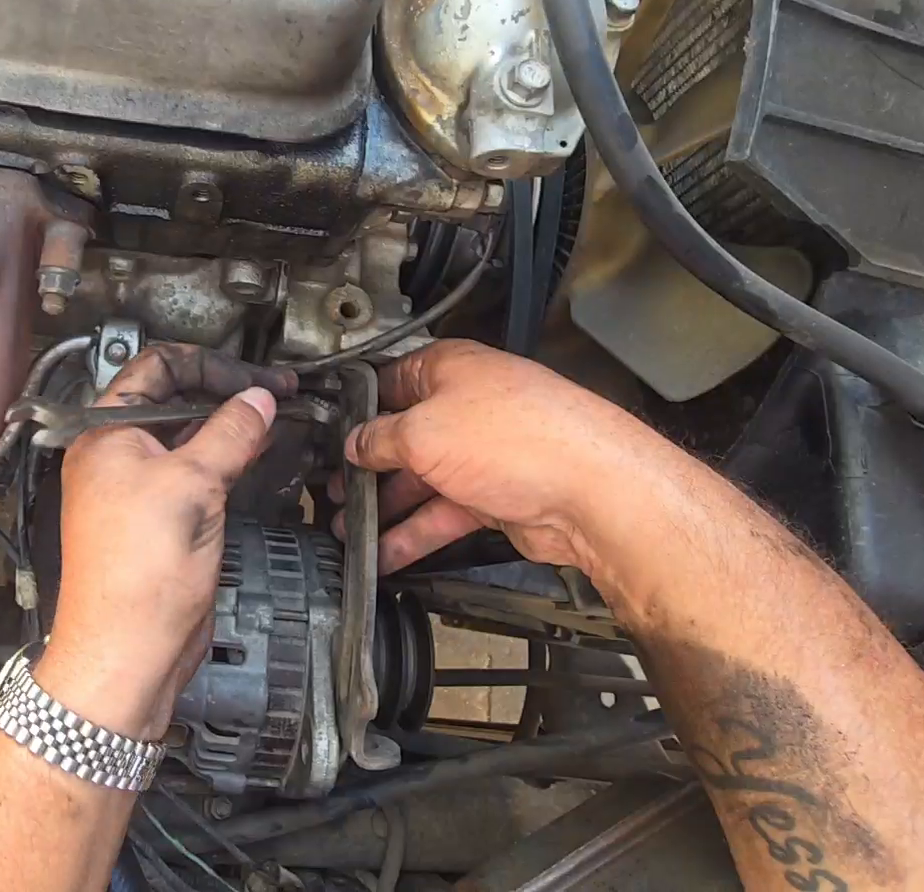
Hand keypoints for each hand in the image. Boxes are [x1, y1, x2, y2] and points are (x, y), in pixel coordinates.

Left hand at [44, 345, 297, 739]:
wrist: (129, 651)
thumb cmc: (137, 572)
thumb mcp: (192, 485)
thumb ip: (229, 434)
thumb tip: (258, 400)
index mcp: (105, 431)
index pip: (157, 368)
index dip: (209, 364)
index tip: (254, 375)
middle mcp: (117, 452)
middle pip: (175, 398)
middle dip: (226, 392)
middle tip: (274, 394)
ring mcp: (139, 484)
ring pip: (189, 435)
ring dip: (230, 426)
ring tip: (275, 420)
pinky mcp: (161, 514)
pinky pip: (195, 470)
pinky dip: (226, 458)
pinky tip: (258, 453)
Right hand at [340, 339, 701, 593]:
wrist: (593, 493)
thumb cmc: (518, 439)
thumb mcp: (422, 432)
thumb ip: (378, 439)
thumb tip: (356, 443)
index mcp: (447, 369)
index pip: (387, 383)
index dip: (355, 410)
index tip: (329, 435)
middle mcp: (465, 406)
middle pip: (402, 436)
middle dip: (365, 468)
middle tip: (333, 490)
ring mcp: (482, 452)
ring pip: (421, 480)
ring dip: (384, 507)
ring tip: (348, 529)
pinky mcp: (495, 495)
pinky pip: (443, 513)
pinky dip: (414, 534)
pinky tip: (385, 554)